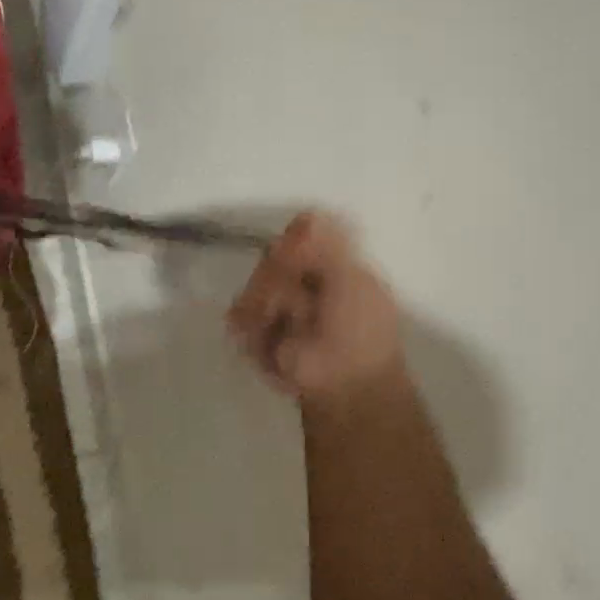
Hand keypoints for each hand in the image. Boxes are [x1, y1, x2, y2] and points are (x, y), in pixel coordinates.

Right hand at [225, 211, 405, 401]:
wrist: (341, 385)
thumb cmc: (359, 333)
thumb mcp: (352, 280)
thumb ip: (327, 247)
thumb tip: (306, 215)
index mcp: (334, 268)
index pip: (298, 239)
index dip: (290, 245)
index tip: (288, 254)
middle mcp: (304, 285)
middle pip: (270, 263)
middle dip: (273, 282)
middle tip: (288, 305)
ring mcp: (279, 311)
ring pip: (252, 291)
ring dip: (263, 311)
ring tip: (283, 336)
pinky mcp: (259, 336)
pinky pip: (240, 319)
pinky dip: (253, 332)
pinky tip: (269, 345)